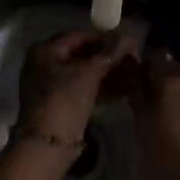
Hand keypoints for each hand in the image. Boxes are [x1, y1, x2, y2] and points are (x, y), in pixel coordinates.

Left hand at [18, 29, 137, 144]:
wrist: (48, 144)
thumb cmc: (65, 99)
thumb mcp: (89, 73)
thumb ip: (110, 53)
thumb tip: (130, 36)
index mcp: (45, 50)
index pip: (80, 36)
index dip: (105, 38)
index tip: (128, 43)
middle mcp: (44, 64)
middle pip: (82, 55)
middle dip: (109, 58)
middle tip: (133, 59)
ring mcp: (52, 85)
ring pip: (85, 73)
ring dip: (109, 73)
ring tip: (134, 74)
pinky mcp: (61, 104)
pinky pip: (84, 89)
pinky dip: (102, 87)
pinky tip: (125, 88)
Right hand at [133, 51, 179, 179]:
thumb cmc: (167, 148)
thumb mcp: (142, 121)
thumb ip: (136, 93)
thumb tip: (131, 76)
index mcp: (171, 76)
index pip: (152, 56)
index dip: (140, 64)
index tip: (131, 76)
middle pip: (171, 65)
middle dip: (158, 74)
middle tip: (144, 91)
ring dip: (173, 85)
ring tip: (162, 104)